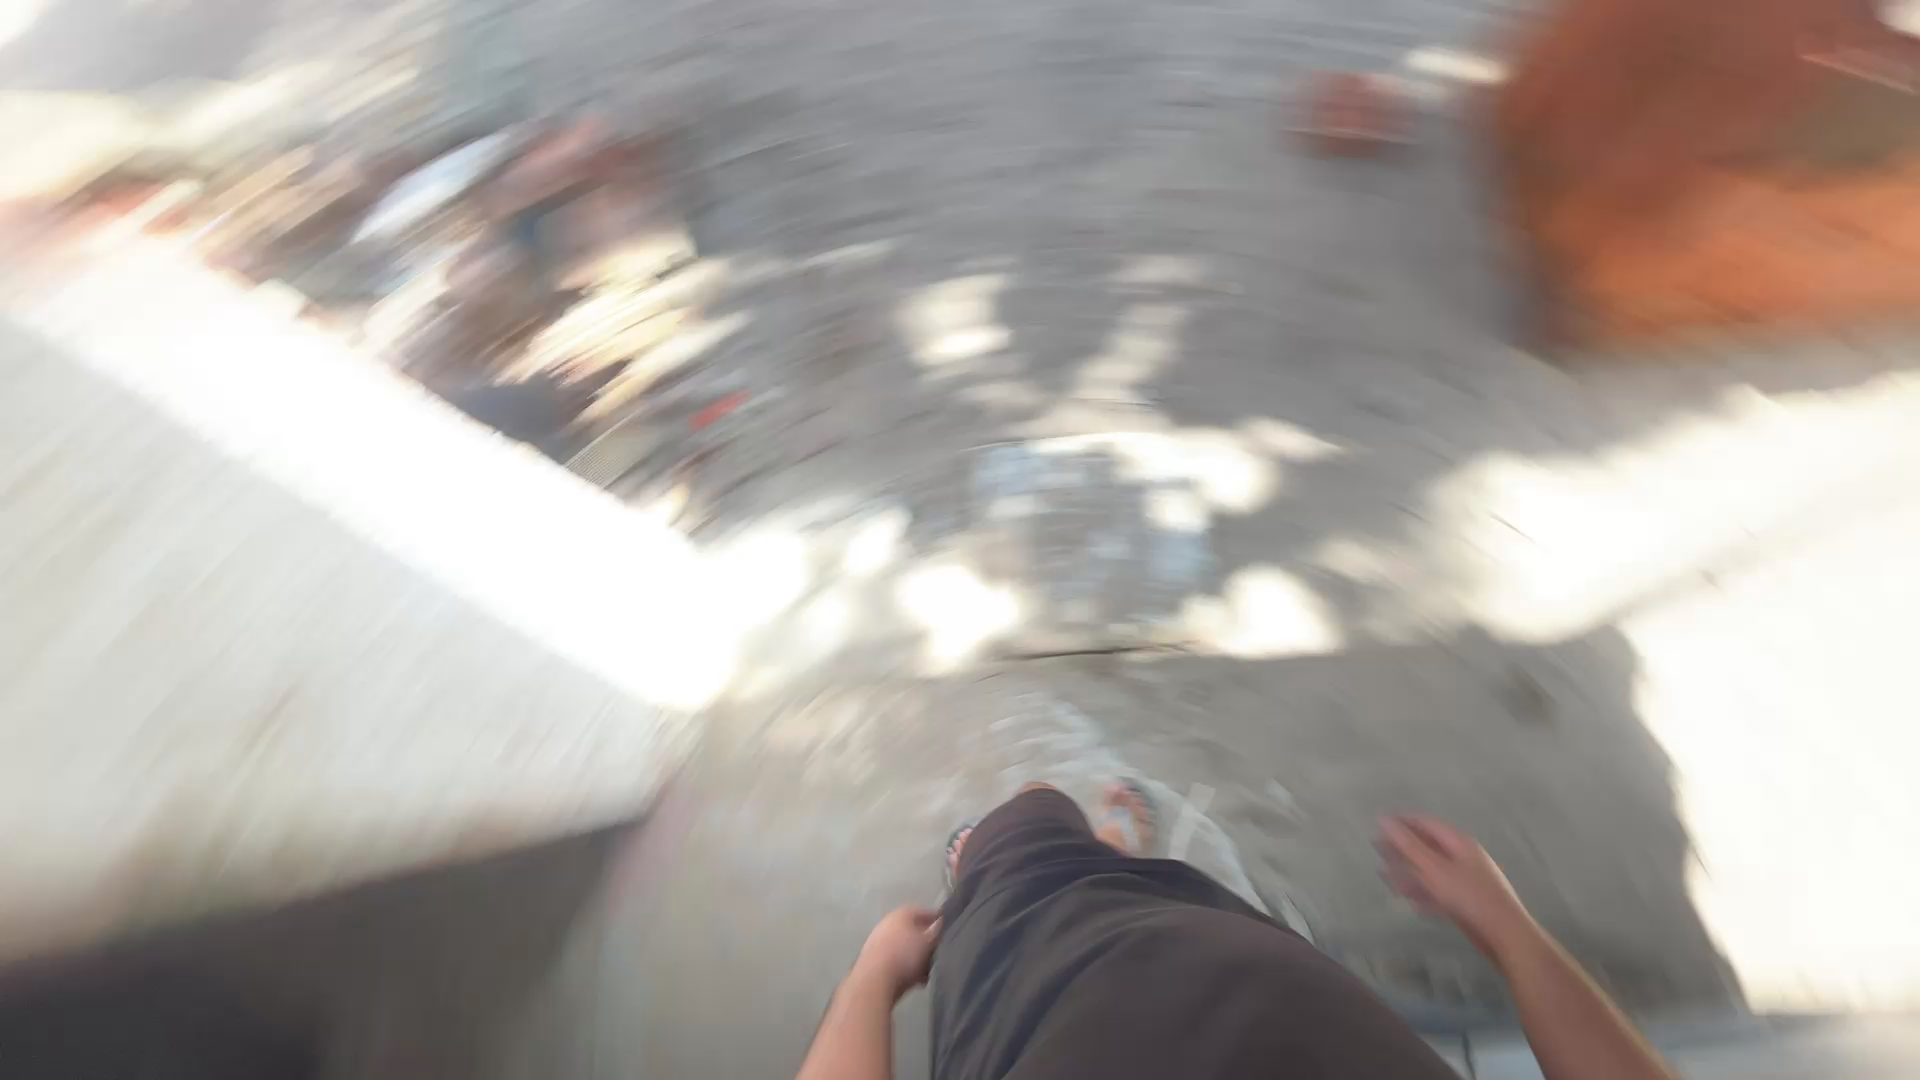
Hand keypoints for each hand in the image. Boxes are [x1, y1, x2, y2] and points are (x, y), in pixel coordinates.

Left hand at [854, 905, 940, 999]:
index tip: (949, 933)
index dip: (939, 922)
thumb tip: (941, 924)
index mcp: (903, 913)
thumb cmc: (904, 956)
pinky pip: (895, 959)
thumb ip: (937, 933)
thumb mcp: (928, 943)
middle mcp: (889, 922)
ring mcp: (879, 940)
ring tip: (928, 970)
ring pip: (905, 946)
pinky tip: (915, 980)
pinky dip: (905, 966)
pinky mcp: (873, 958)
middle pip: (914, 930)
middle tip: (939, 954)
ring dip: (916, 956)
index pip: (926, 912)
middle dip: (926, 942)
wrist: (874, 981)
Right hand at [1377, 815, 1536, 956]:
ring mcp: (1466, 881)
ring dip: (1408, 873)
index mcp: (1459, 843)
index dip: (1401, 821)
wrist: (1507, 938)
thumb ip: (1407, 845)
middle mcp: (1463, 858)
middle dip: (1401, 849)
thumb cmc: (1469, 896)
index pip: (1425, 823)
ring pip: (1430, 871)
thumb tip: (1383, 819)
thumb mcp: (1434, 868)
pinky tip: (1409, 901)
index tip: (1378, 824)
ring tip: (1385, 877)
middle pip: (1426, 847)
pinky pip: (1439, 891)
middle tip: (1377, 851)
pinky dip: (1423, 893)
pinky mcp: (1466, 902)